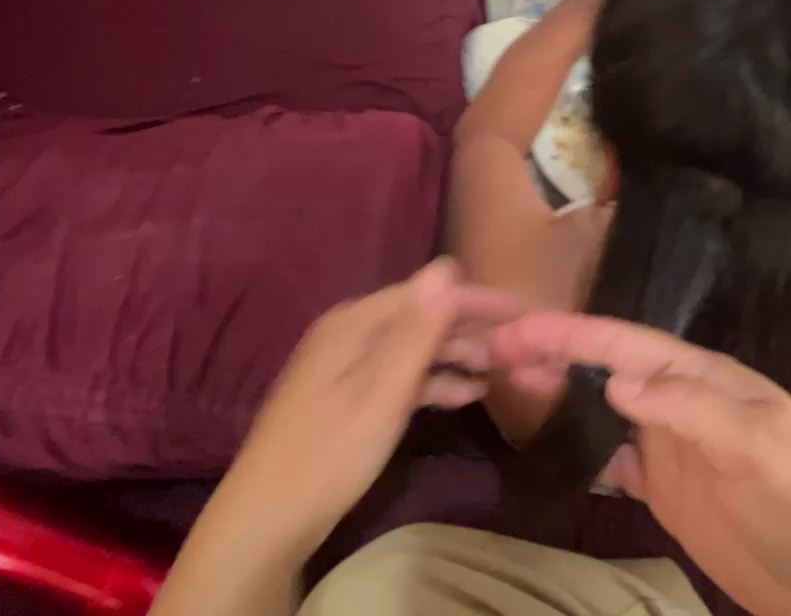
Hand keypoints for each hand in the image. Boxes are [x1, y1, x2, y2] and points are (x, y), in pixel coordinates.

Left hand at [229, 259, 524, 550]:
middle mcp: (353, 331)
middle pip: (423, 316)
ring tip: (503, 369)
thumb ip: (416, 332)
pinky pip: (401, 375)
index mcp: (356, 321)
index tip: (524, 311)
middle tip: (521, 346)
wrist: (266, 521)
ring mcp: (349, 364)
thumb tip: (447, 268)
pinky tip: (468, 394)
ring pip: (416, 347)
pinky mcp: (351, 395)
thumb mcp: (381, 392)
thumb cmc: (330, 453)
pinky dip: (435, 381)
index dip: (477, 300)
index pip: (430, 293)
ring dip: (458, 355)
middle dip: (471, 328)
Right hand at [494, 312, 790, 615]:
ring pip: (603, 405)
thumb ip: (690, 408)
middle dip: (555, 351)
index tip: (519, 326)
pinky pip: (613, 457)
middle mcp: (681, 401)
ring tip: (511, 384)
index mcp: (702, 378)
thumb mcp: (757, 445)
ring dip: (561, 390)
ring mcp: (671, 444)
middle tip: (496, 350)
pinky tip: (552, 447)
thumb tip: (616, 378)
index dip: (573, 333)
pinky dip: (580, 445)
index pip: (627, 344)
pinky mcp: (667, 487)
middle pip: (607, 365)